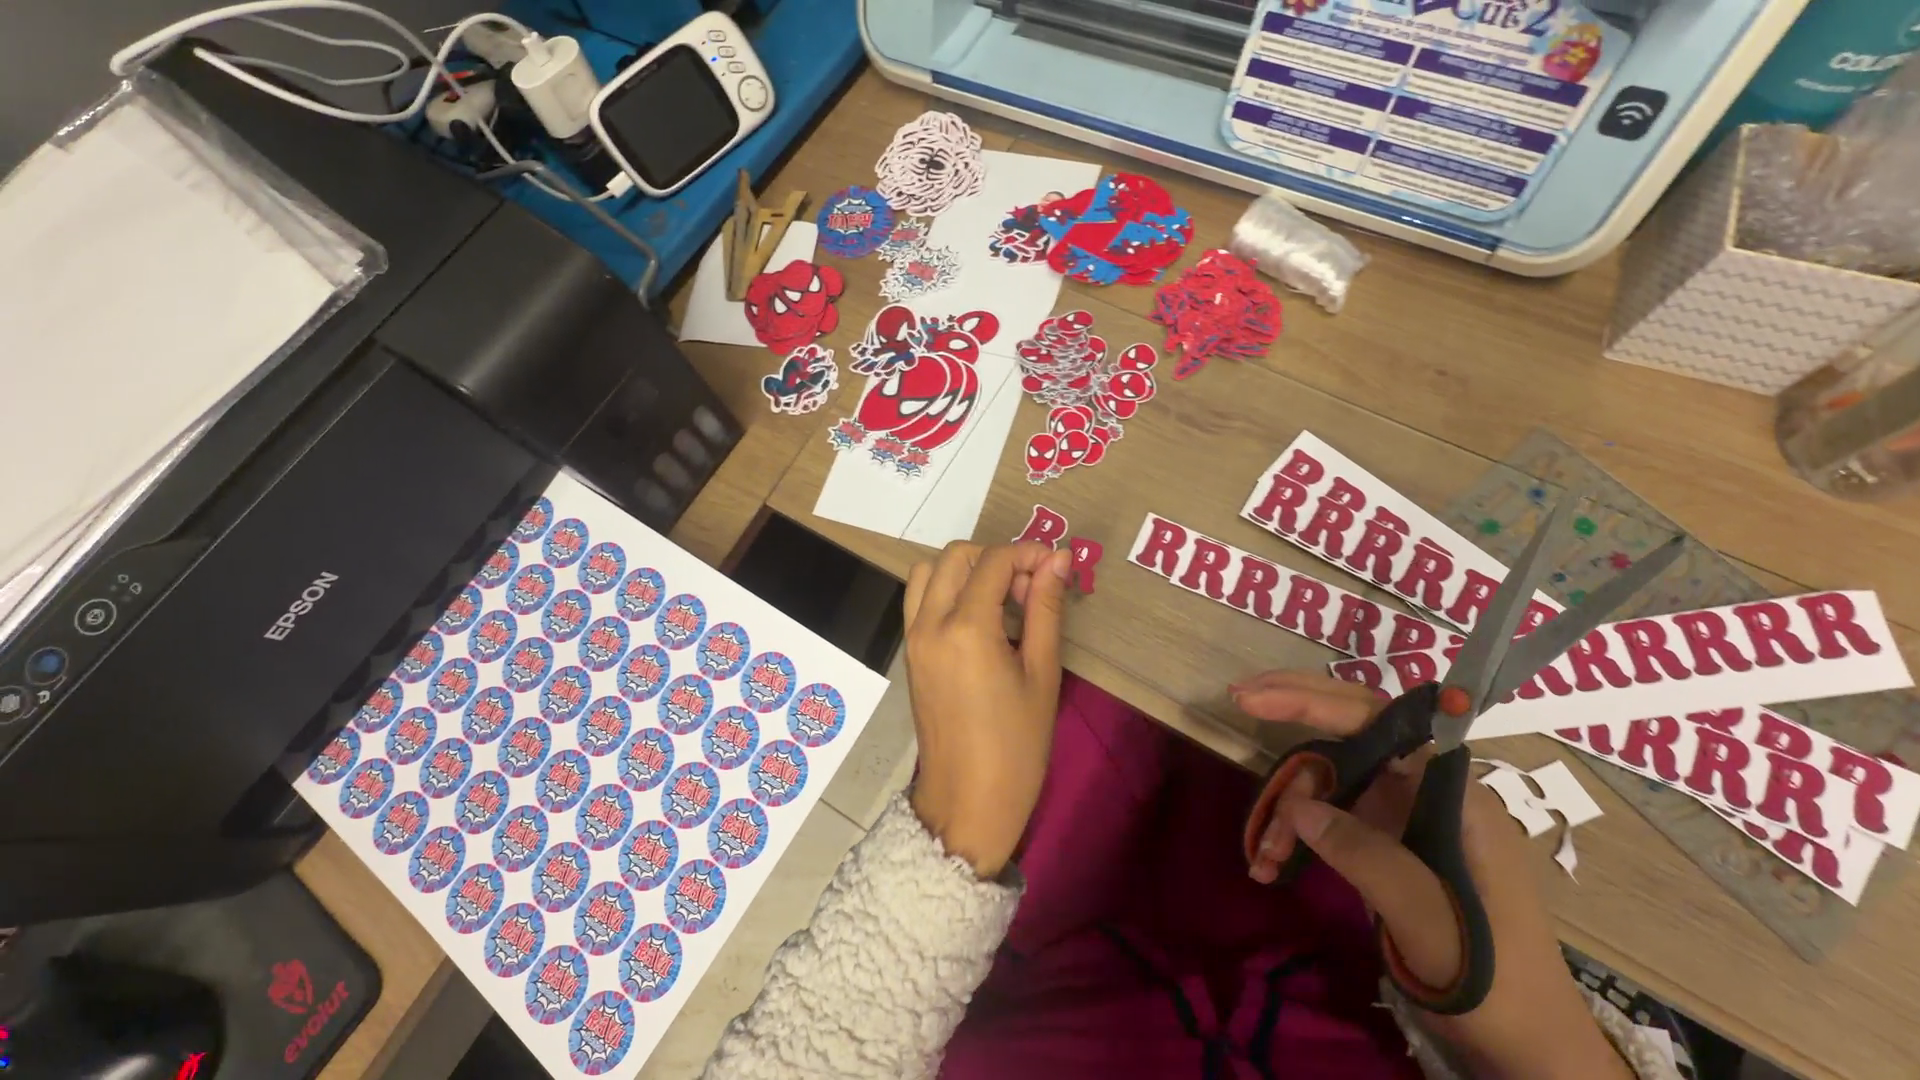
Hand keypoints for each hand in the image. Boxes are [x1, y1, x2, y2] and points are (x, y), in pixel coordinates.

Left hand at [904, 541, 1071, 876]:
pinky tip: (980, 619)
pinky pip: (920, 599)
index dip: (1029, 553)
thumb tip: (1060, 558)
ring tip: (1003, 600)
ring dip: (966, 569)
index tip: (1058, 567)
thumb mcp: (1042, 673)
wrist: (969, 799)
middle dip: (996, 558)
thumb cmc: (1017, 744)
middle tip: (1030, 589)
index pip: (994, 560)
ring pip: (929, 572)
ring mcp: (913, 637)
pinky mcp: (910, 653)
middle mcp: (930, 623)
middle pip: (956, 556)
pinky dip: (947, 590)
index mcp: (966, 628)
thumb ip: (1047, 608)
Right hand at [1235, 673, 1631, 1079]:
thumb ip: (1365, 854)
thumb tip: (1298, 806)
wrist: (1524, 1043)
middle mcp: (1426, 790)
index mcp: (1450, 790)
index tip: (1253, 697)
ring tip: (1261, 857)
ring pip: (1330, 782)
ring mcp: (1405, 817)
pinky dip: (1295, 836)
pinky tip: (1271, 866)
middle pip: (1347, 738)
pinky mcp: (1387, 846)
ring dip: (1287, 809)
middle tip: (1236, 705)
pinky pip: (1329, 819)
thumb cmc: (1491, 973)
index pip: (1376, 718)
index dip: (1312, 697)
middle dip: (1293, 733)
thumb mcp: (1427, 916)